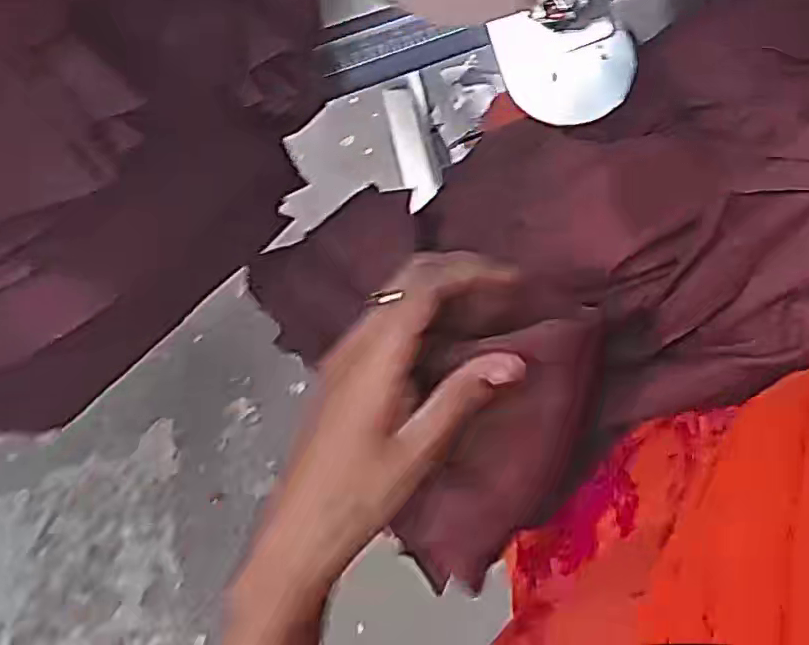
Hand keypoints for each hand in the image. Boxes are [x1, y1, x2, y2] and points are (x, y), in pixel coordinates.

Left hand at [228, 253, 525, 643]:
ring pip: (402, 291)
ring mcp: (348, 351)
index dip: (474, 272)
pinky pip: (394, 315)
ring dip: (447, 286)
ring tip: (490, 303)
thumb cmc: (357, 498)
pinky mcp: (348, 366)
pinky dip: (431, 308)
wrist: (293, 540)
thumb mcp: (418, 450)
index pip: (427, 285)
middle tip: (506, 284)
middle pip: (412, 275)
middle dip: (462, 269)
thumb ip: (464, 395)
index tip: (514, 280)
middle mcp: (357, 341)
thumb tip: (515, 360)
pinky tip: (455, 334)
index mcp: (375, 354)